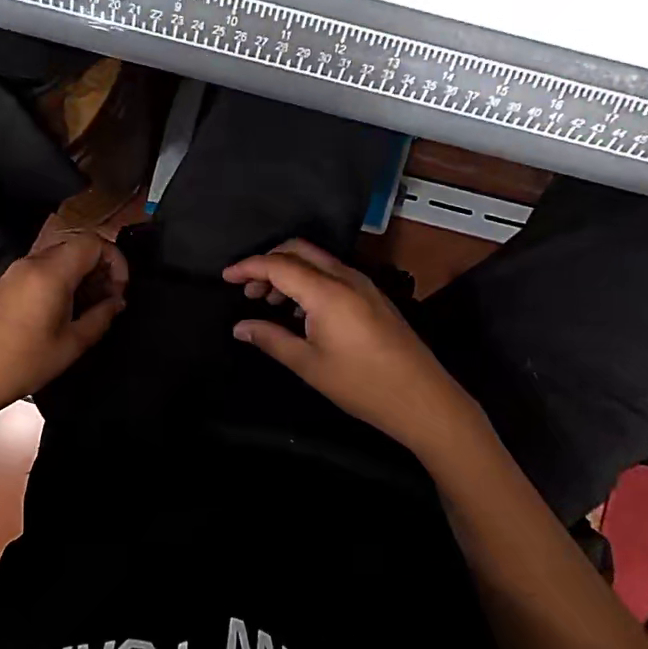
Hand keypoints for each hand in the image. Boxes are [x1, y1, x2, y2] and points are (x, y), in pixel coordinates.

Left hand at [0, 233, 128, 446]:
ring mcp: (15, 271)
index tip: (121, 291)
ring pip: (60, 258)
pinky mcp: (5, 284)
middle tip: (109, 301)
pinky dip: (62, 281)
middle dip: (101, 268)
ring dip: (82, 276)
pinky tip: (64, 312)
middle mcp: (32, 262)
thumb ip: (101, 316)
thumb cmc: (22, 364)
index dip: (116, 261)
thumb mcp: (71, 345)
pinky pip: (42, 270)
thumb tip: (117, 301)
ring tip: (90, 309)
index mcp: (50, 272)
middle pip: (77, 246)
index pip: (94, 242)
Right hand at [223, 239, 489, 454]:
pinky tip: (300, 311)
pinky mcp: (373, 295)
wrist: (422, 398)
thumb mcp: (309, 364)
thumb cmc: (361, 384)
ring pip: (317, 260)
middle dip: (268, 263)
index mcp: (326, 292)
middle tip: (248, 291)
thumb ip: (270, 339)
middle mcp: (345, 278)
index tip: (225, 277)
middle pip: (298, 251)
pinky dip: (308, 280)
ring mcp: (363, 284)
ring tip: (269, 301)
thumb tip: (240, 327)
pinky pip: (332, 273)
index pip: (279, 265)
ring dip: (289, 271)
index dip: (248, 267)